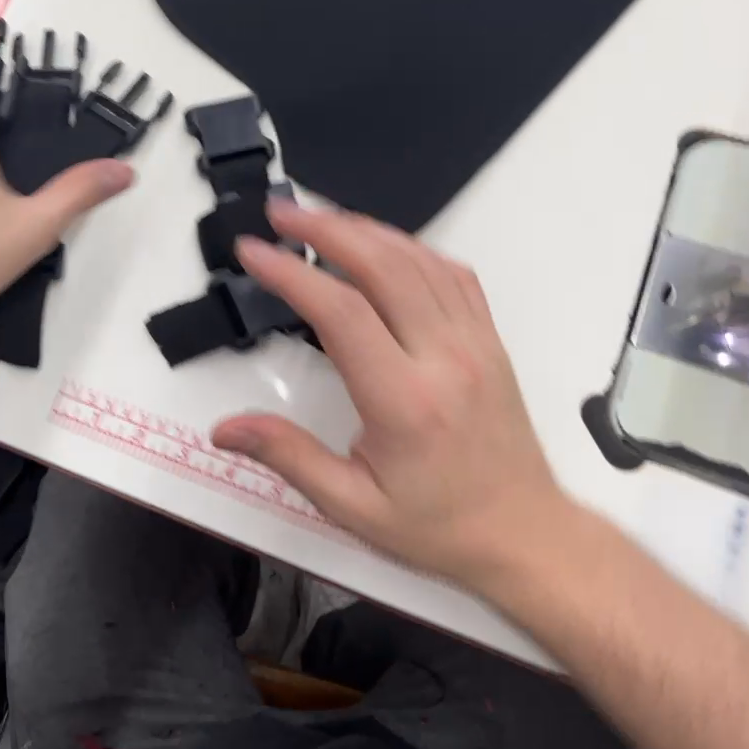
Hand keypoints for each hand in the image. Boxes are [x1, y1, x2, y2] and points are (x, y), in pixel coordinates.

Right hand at [211, 201, 578, 589]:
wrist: (525, 536)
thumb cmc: (435, 526)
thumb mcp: (350, 505)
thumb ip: (287, 456)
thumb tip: (223, 429)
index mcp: (405, 401)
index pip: (342, 313)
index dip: (292, 274)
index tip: (253, 252)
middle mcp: (445, 358)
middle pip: (384, 266)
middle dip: (326, 228)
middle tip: (279, 212)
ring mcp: (475, 343)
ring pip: (420, 261)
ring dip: (365, 229)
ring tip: (318, 217)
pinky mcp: (490, 341)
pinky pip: (452, 274)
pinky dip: (410, 247)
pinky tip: (380, 245)